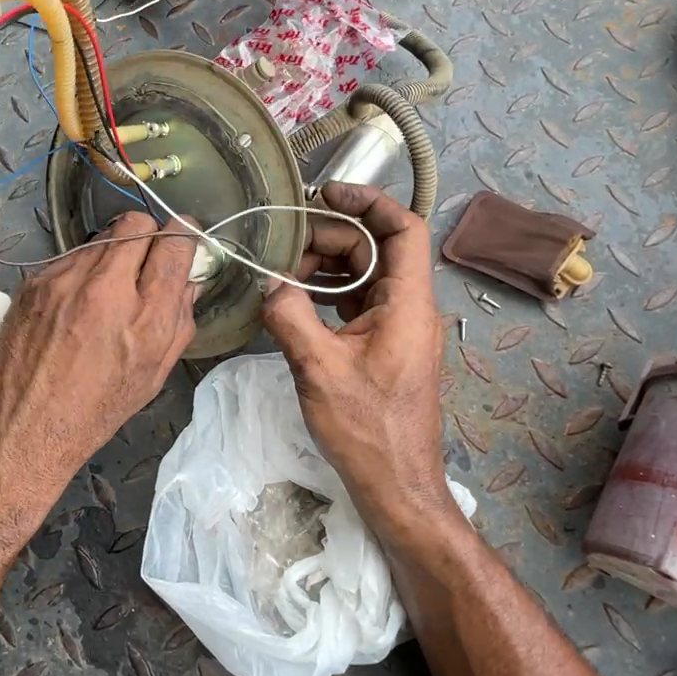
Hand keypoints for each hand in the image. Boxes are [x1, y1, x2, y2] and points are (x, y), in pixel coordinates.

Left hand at [0, 211, 197, 510]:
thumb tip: (189, 279)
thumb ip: (179, 320)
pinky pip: (69, 258)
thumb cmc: (97, 408)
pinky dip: (80, 271)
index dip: (184, 234)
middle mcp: (105, 291)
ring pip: (100, 237)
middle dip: (148, 235)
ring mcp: (63, 281)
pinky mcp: (33, 282)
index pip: (174, 244)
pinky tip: (74, 302)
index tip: (182, 236)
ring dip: (112, 253)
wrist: (25, 425)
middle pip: (137, 224)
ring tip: (105, 290)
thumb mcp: (154, 374)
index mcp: (145, 319)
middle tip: (145, 259)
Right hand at [261, 183, 453, 530]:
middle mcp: (408, 309)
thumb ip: (289, 316)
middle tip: (283, 247)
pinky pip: (356, 302)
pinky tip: (294, 299)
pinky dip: (326, 293)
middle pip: (375, 249)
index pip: (403, 230)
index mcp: (407, 305)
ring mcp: (396, 328)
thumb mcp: (318, 369)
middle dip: (329, 238)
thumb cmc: (365, 428)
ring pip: (363, 275)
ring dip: (324, 266)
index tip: (325, 193)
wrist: (395, 483)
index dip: (369, 201)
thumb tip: (267, 282)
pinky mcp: (382, 346)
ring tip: (281, 273)